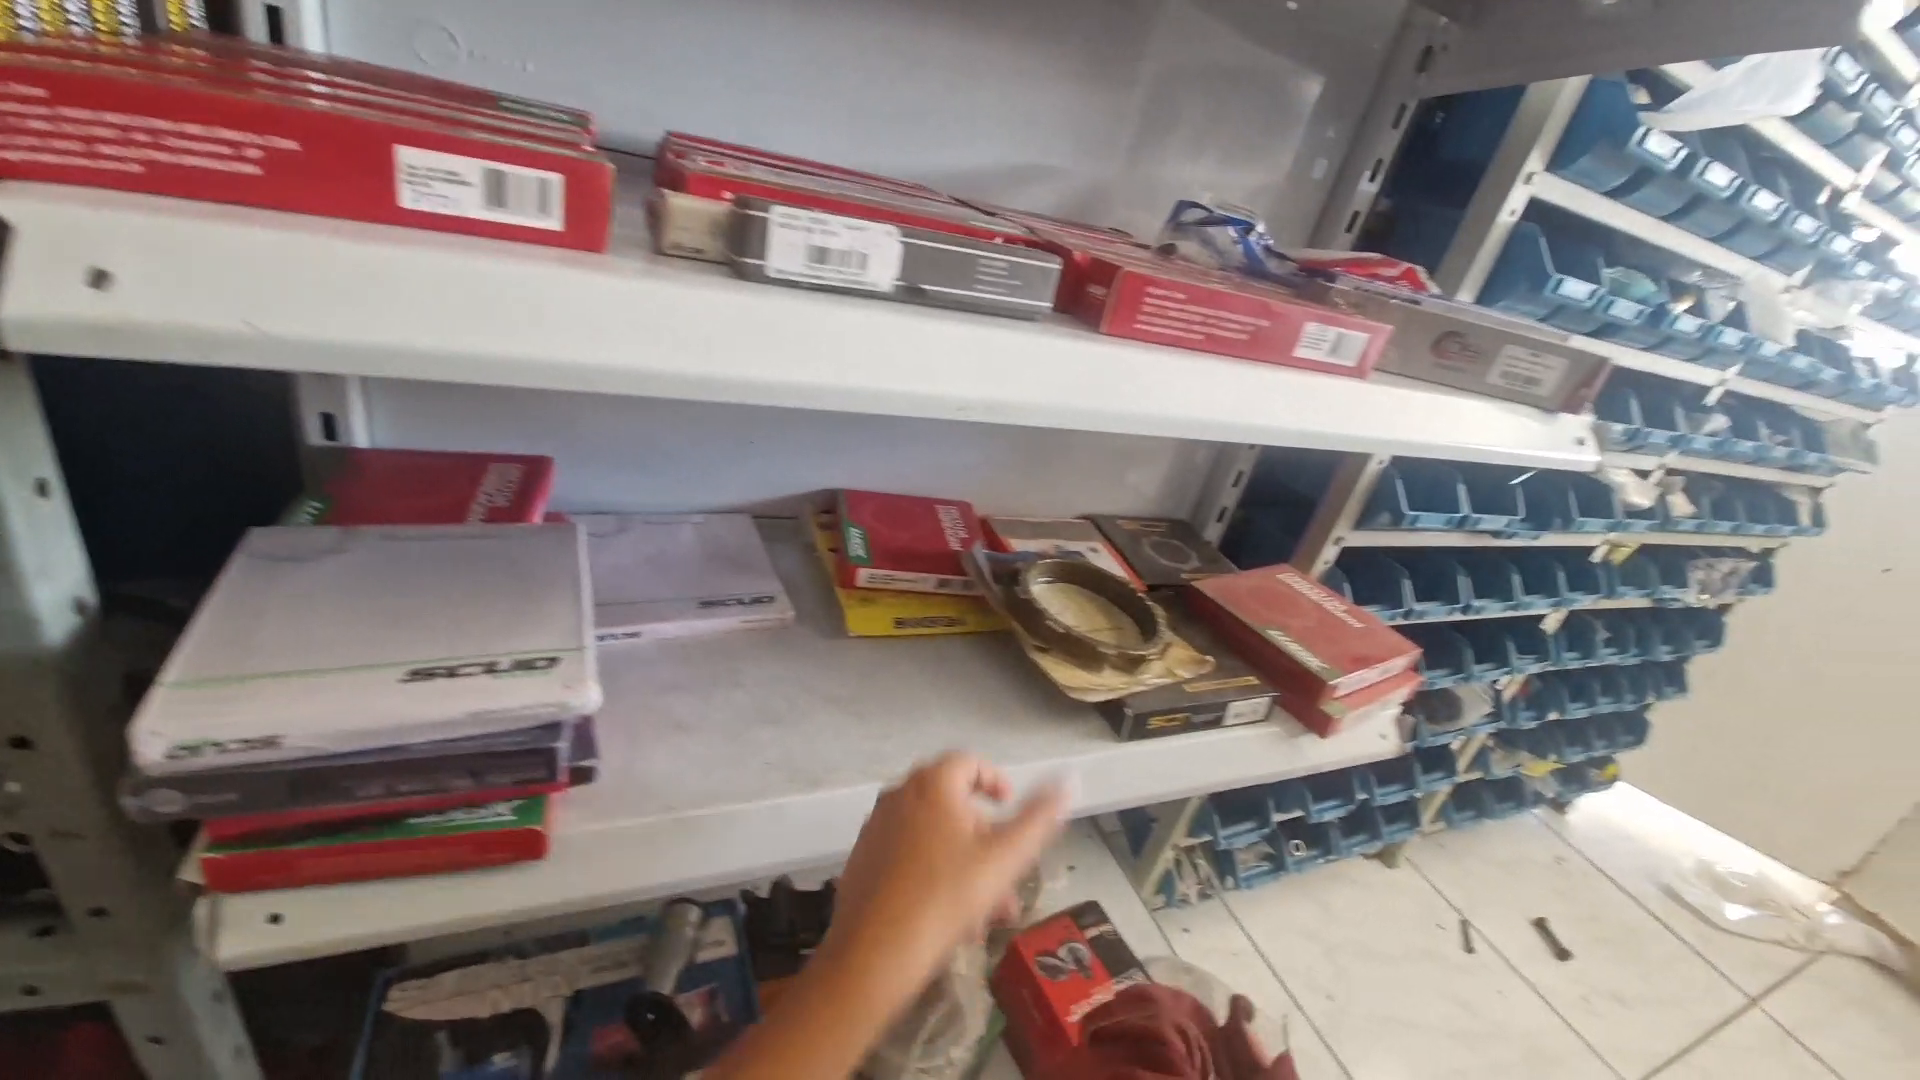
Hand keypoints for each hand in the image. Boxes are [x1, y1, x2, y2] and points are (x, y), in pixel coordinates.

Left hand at [819, 753, 1069, 993]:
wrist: (871, 955)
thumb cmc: (944, 900)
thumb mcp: (1004, 860)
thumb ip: (1039, 818)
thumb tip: (1069, 780)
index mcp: (932, 784)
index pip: (969, 762)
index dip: (996, 781)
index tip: (1010, 808)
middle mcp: (899, 794)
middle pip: (953, 804)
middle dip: (987, 840)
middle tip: (1006, 875)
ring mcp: (876, 827)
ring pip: (933, 836)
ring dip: (966, 865)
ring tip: (986, 914)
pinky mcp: (862, 860)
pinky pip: (908, 855)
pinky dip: (935, 874)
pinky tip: (950, 919)